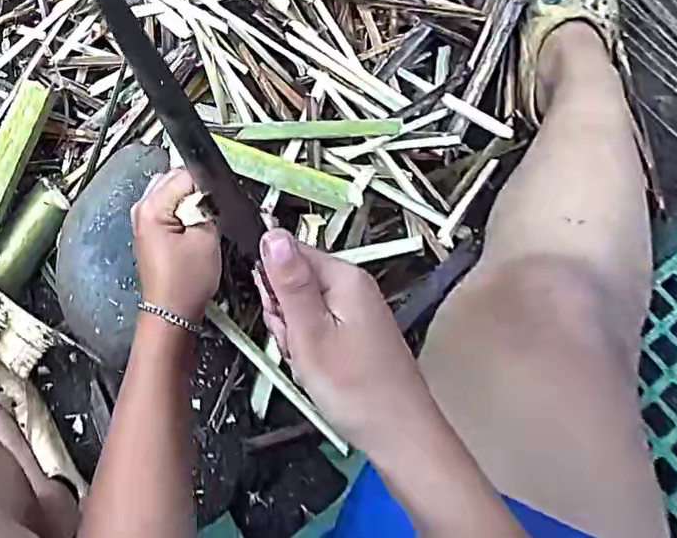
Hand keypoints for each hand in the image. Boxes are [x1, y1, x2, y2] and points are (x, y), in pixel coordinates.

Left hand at [130, 169, 221, 322]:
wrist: (171, 314)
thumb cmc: (186, 282)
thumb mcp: (207, 238)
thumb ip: (206, 206)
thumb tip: (205, 192)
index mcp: (151, 207)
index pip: (182, 175)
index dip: (204, 185)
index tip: (214, 202)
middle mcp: (141, 208)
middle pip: (172, 179)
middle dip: (193, 190)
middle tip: (209, 211)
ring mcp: (141, 219)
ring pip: (169, 192)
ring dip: (186, 201)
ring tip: (199, 223)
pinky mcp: (148, 230)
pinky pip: (166, 208)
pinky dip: (179, 213)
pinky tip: (190, 230)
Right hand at [254, 228, 435, 453]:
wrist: (403, 442)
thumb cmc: (362, 394)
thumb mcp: (310, 333)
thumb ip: (289, 282)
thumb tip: (273, 235)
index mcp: (343, 276)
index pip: (285, 253)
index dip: (273, 287)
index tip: (282, 316)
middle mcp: (352, 285)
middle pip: (291, 280)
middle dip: (284, 315)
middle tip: (299, 344)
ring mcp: (355, 307)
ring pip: (301, 306)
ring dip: (296, 335)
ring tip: (311, 361)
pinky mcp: (355, 328)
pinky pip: (316, 324)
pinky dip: (310, 346)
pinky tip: (320, 367)